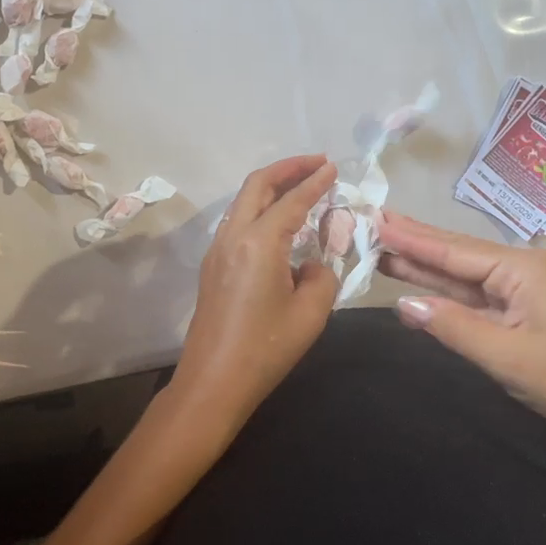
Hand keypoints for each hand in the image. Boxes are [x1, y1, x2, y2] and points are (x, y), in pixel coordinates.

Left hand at [170, 155, 338, 420]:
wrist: (213, 381)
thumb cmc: (266, 348)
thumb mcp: (310, 313)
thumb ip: (321, 277)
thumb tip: (311, 265)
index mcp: (259, 242)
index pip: (291, 200)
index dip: (314, 181)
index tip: (333, 167)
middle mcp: (233, 237)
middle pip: (257, 186)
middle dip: (287, 169)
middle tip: (316, 163)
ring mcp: (217, 251)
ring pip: (243, 203)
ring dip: (271, 188)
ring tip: (300, 187)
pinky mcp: (212, 268)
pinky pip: (238, 224)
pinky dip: (260, 210)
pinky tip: (280, 223)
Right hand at [376, 212, 545, 444]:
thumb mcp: (508, 358)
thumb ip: (452, 326)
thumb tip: (403, 304)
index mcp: (523, 269)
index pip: (453, 250)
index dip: (410, 237)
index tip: (373, 219)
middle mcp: (524, 268)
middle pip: (458, 253)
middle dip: (414, 240)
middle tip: (371, 222)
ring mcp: (527, 289)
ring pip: (466, 273)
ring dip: (426, 262)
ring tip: (384, 244)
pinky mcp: (528, 309)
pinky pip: (478, 293)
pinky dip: (446, 287)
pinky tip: (420, 280)